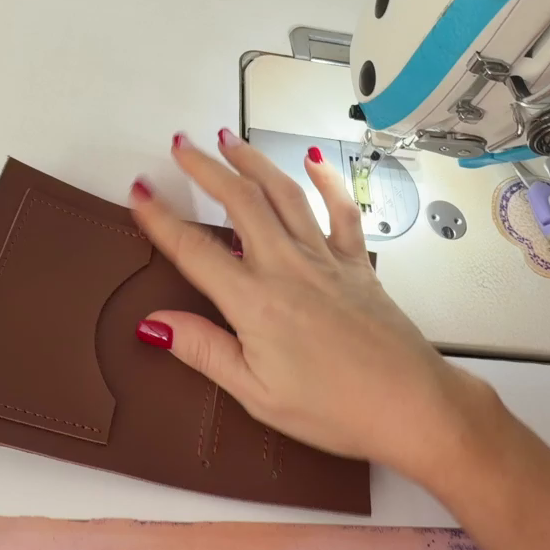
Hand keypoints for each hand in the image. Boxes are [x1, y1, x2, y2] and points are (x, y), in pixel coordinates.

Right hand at [127, 129, 491, 477]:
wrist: (409, 404)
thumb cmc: (331, 409)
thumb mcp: (256, 393)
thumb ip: (204, 350)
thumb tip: (153, 323)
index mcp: (255, 300)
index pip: (195, 251)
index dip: (161, 219)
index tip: (139, 190)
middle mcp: (287, 265)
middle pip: (239, 203)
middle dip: (206, 168)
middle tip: (182, 144)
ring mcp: (325, 257)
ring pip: (284, 194)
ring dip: (253, 162)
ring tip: (229, 139)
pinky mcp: (357, 261)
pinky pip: (340, 210)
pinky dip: (327, 181)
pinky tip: (313, 159)